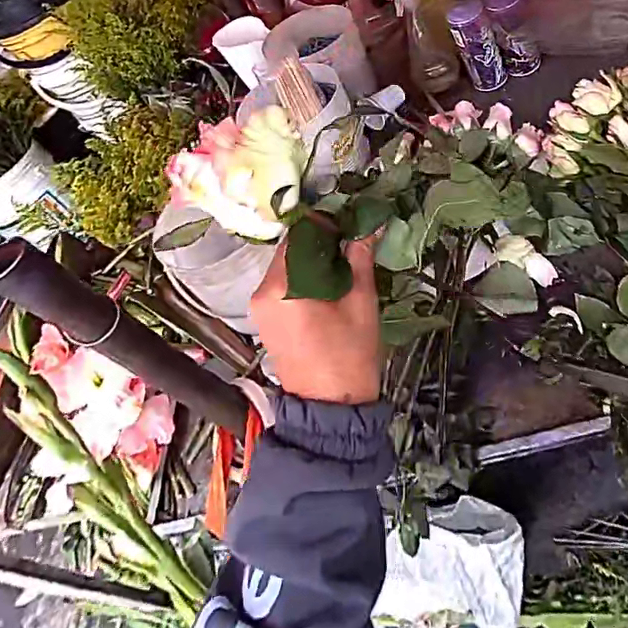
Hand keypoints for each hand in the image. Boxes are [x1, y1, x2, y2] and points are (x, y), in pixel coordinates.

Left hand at [249, 224, 381, 404]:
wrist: (330, 408)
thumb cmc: (348, 357)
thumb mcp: (361, 301)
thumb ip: (360, 258)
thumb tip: (367, 226)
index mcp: (283, 287)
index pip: (299, 235)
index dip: (325, 222)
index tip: (348, 219)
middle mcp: (263, 292)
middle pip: (290, 248)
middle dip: (320, 239)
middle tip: (350, 236)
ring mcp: (260, 307)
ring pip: (286, 264)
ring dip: (312, 256)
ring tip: (344, 257)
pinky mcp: (265, 318)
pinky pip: (283, 282)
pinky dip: (304, 274)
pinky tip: (329, 277)